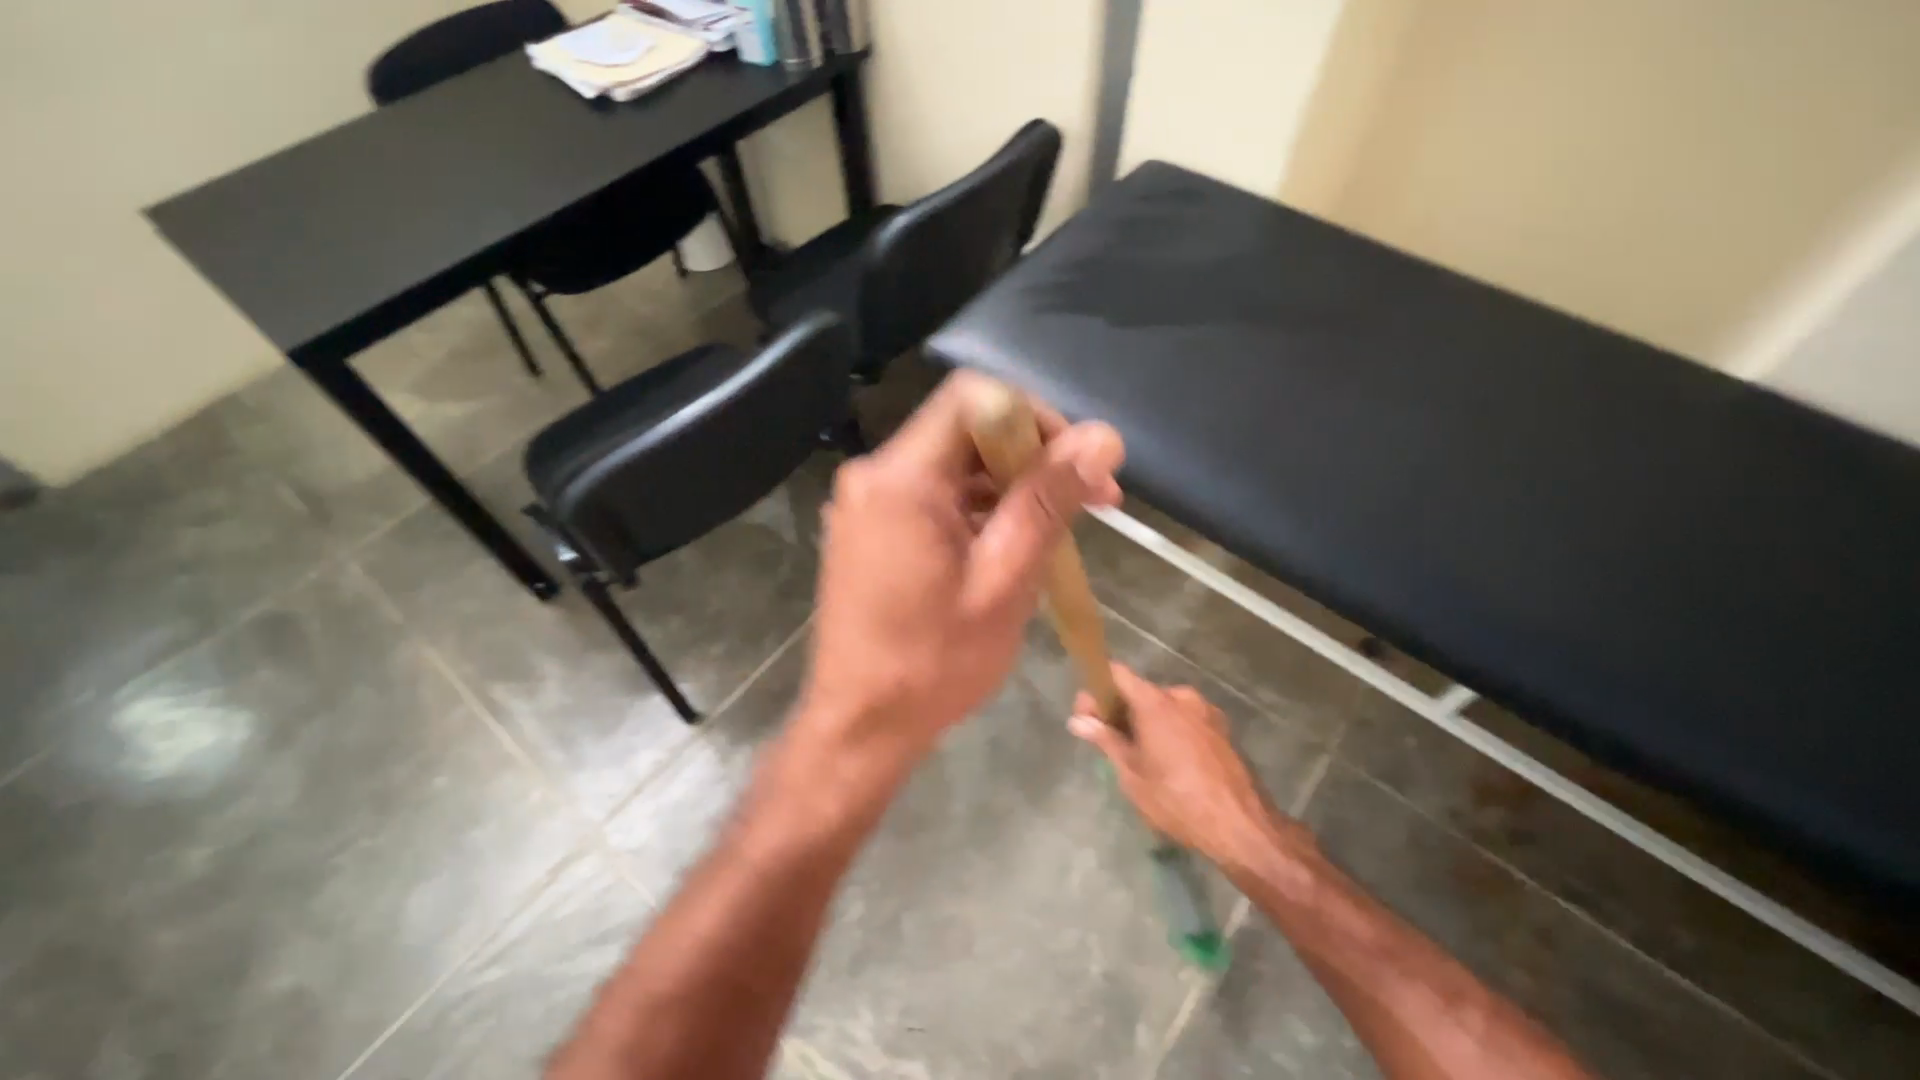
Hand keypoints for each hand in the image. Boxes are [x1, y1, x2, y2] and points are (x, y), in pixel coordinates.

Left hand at [794, 374, 1124, 786]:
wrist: (861, 727)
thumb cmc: (934, 664)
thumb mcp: (1005, 581)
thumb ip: (1049, 501)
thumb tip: (1103, 438)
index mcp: (901, 479)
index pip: (974, 397)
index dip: (1036, 417)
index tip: (1077, 464)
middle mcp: (875, 476)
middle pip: (966, 430)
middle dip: (1034, 457)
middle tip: (1095, 501)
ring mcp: (867, 504)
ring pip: (954, 466)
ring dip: (1012, 487)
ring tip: (1064, 531)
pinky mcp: (871, 531)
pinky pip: (934, 498)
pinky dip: (979, 511)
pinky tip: (1015, 546)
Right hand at [1068, 665, 1300, 867]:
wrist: (1241, 826)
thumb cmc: (1176, 800)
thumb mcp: (1132, 775)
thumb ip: (1106, 740)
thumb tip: (1078, 720)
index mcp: (1156, 702)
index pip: (1117, 674)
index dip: (1097, 690)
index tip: (1087, 715)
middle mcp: (1183, 697)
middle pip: (1142, 692)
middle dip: (1121, 712)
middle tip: (1109, 743)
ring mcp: (1207, 712)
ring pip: (1166, 708)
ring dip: (1148, 724)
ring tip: (1140, 758)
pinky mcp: (1223, 730)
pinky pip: (1186, 721)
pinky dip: (1171, 732)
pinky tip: (1169, 764)